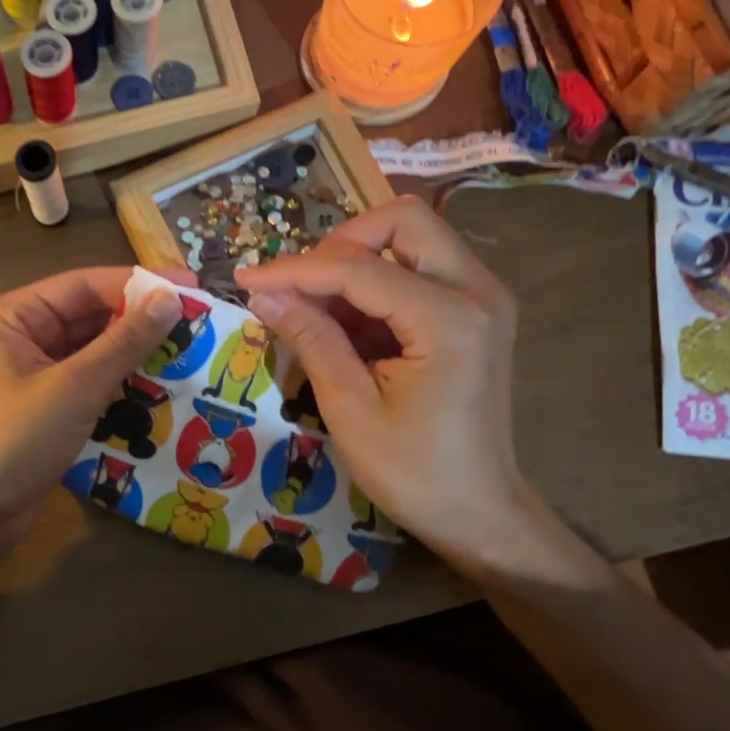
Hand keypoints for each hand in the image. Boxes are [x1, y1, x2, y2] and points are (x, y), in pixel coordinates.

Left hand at [0, 267, 191, 565]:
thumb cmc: (16, 441)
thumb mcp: (74, 388)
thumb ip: (124, 342)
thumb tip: (170, 299)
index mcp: (13, 317)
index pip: (84, 285)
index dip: (139, 283)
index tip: (192, 287)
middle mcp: (21, 337)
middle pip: (90, 316)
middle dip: (140, 321)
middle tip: (199, 324)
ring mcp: (33, 374)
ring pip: (94, 351)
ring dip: (136, 354)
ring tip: (190, 353)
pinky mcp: (47, 408)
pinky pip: (91, 382)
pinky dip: (122, 384)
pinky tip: (163, 388)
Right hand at [235, 198, 526, 560]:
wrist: (478, 511)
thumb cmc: (413, 471)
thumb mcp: (350, 408)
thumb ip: (311, 339)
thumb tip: (264, 294)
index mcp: (450, 319)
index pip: (360, 268)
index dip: (296, 271)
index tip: (246, 279)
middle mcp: (478, 290)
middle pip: (403, 219)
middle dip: (340, 243)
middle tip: (300, 287)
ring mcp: (483, 298)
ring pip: (413, 238)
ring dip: (358, 261)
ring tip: (316, 310)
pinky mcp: (477, 312)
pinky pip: (421, 268)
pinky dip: (377, 283)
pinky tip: (346, 326)